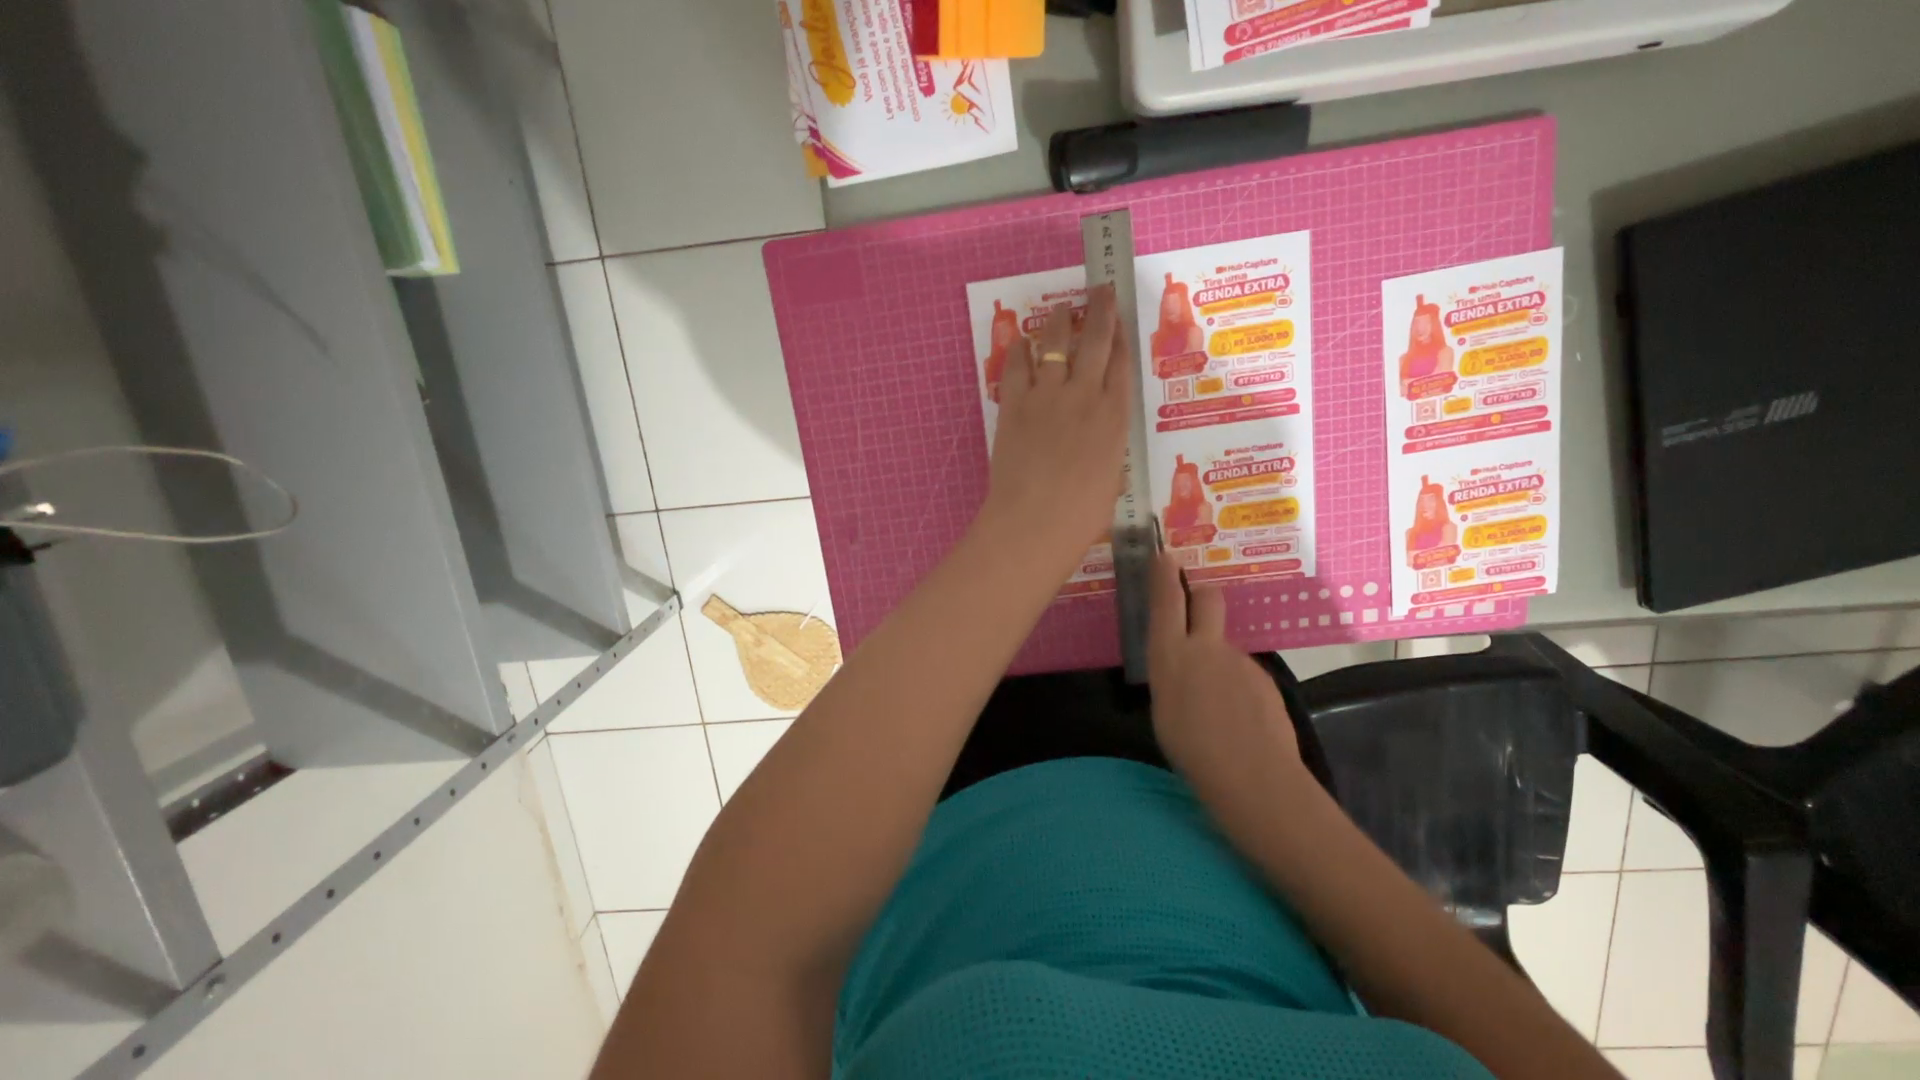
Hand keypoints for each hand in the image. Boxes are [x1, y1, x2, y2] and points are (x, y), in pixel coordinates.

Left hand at [977, 284, 1131, 565]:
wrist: (1035, 521)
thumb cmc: (1082, 515)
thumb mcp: (1110, 482)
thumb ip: (1108, 455)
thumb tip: (1103, 452)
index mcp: (1115, 417)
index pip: (1122, 363)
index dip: (1121, 334)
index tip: (1120, 314)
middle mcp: (1085, 395)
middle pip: (1095, 340)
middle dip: (1099, 310)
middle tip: (1099, 288)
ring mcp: (1047, 395)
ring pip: (1055, 343)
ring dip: (1059, 321)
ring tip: (1061, 309)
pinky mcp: (1014, 403)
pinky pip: (1018, 365)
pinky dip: (1022, 350)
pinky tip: (1023, 342)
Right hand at [1147, 551, 1307, 825]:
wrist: (1252, 774)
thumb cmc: (1191, 751)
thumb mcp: (1163, 712)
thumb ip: (1172, 679)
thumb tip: (1183, 671)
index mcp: (1170, 655)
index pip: (1166, 602)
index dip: (1164, 575)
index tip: (1165, 554)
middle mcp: (1205, 647)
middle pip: (1206, 599)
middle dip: (1199, 593)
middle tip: (1194, 601)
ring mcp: (1240, 660)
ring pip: (1225, 646)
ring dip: (1218, 661)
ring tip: (1216, 706)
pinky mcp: (1265, 678)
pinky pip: (1244, 674)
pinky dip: (1238, 687)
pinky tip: (1239, 719)